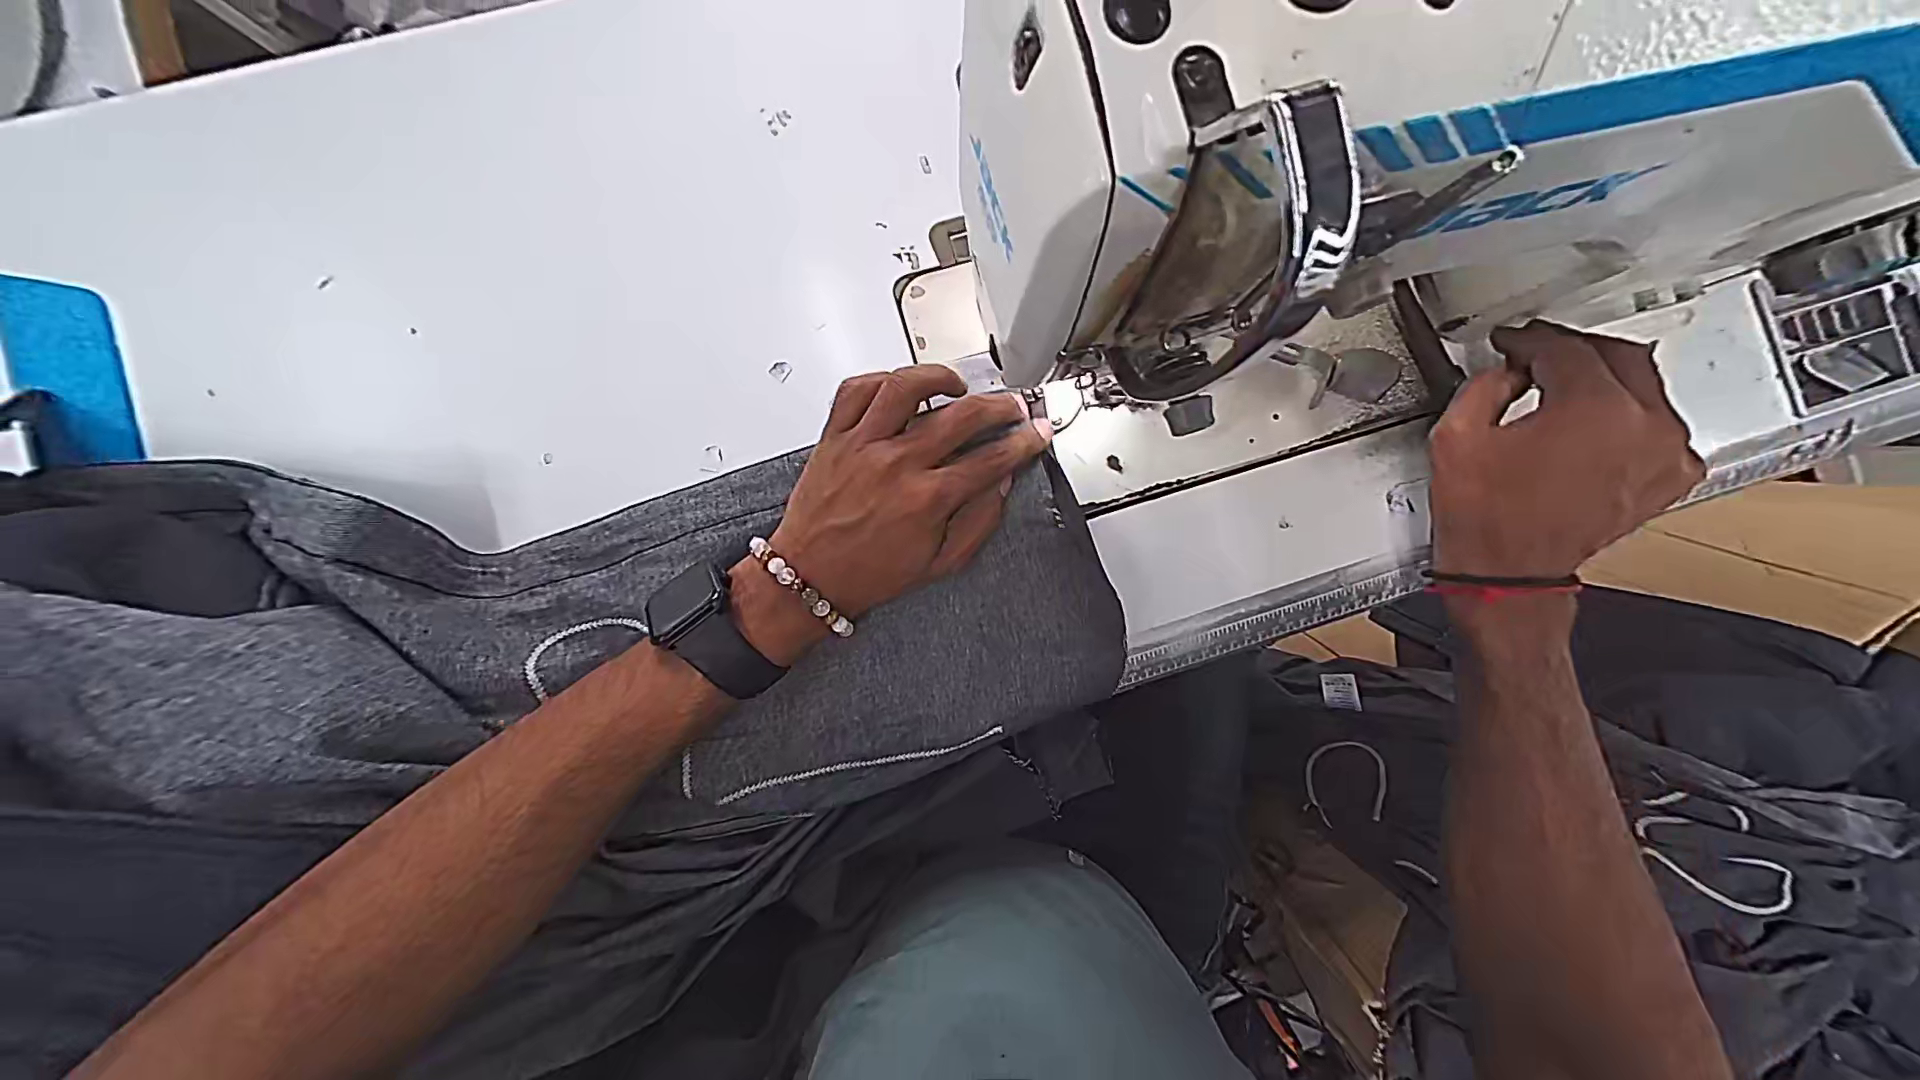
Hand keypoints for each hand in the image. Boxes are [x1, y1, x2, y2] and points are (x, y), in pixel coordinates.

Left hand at [730, 364, 1051, 663]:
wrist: (812, 577)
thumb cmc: (869, 573)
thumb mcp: (939, 563)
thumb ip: (979, 523)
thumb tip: (1001, 485)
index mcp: (927, 500)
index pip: (991, 458)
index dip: (1023, 442)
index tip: (1034, 433)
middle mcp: (896, 465)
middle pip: (962, 416)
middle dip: (1000, 406)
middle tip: (1011, 406)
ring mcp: (863, 446)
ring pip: (906, 386)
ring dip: (940, 377)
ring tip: (956, 385)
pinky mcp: (834, 438)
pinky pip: (856, 390)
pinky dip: (881, 379)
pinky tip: (900, 388)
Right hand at [1429, 321, 1704, 580]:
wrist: (1507, 571)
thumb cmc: (1484, 516)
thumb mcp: (1454, 438)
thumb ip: (1483, 387)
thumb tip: (1506, 374)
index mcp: (1593, 409)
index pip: (1565, 349)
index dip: (1530, 340)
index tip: (1512, 342)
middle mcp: (1645, 424)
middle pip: (1619, 356)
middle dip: (1572, 349)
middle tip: (1537, 352)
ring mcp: (1665, 452)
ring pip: (1645, 388)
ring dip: (1603, 377)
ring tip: (1562, 383)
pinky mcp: (1668, 476)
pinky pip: (1657, 425)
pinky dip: (1626, 413)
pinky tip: (1593, 420)